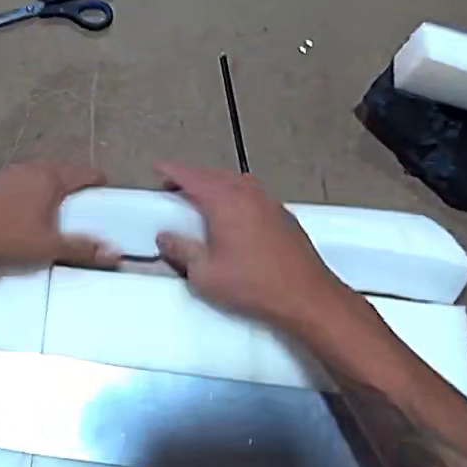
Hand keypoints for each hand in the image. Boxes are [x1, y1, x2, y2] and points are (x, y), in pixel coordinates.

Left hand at [0, 162, 120, 270]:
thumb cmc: (10, 239)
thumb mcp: (51, 247)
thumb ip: (83, 248)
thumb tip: (114, 253)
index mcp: (49, 178)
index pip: (81, 172)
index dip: (96, 178)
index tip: (105, 185)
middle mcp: (30, 169)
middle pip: (60, 168)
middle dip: (75, 178)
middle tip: (85, 193)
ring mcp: (9, 174)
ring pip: (39, 172)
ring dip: (52, 181)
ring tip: (60, 198)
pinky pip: (23, 179)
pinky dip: (34, 186)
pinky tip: (31, 202)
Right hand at [153, 161, 360, 333]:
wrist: (306, 298)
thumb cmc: (256, 285)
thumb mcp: (204, 274)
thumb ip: (181, 251)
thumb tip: (166, 239)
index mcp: (224, 202)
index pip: (191, 177)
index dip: (171, 171)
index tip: (159, 168)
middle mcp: (248, 195)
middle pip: (213, 174)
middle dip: (192, 176)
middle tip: (175, 186)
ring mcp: (269, 203)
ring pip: (236, 181)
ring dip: (215, 183)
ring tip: (202, 197)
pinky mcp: (283, 216)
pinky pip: (252, 193)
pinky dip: (236, 194)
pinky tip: (232, 212)